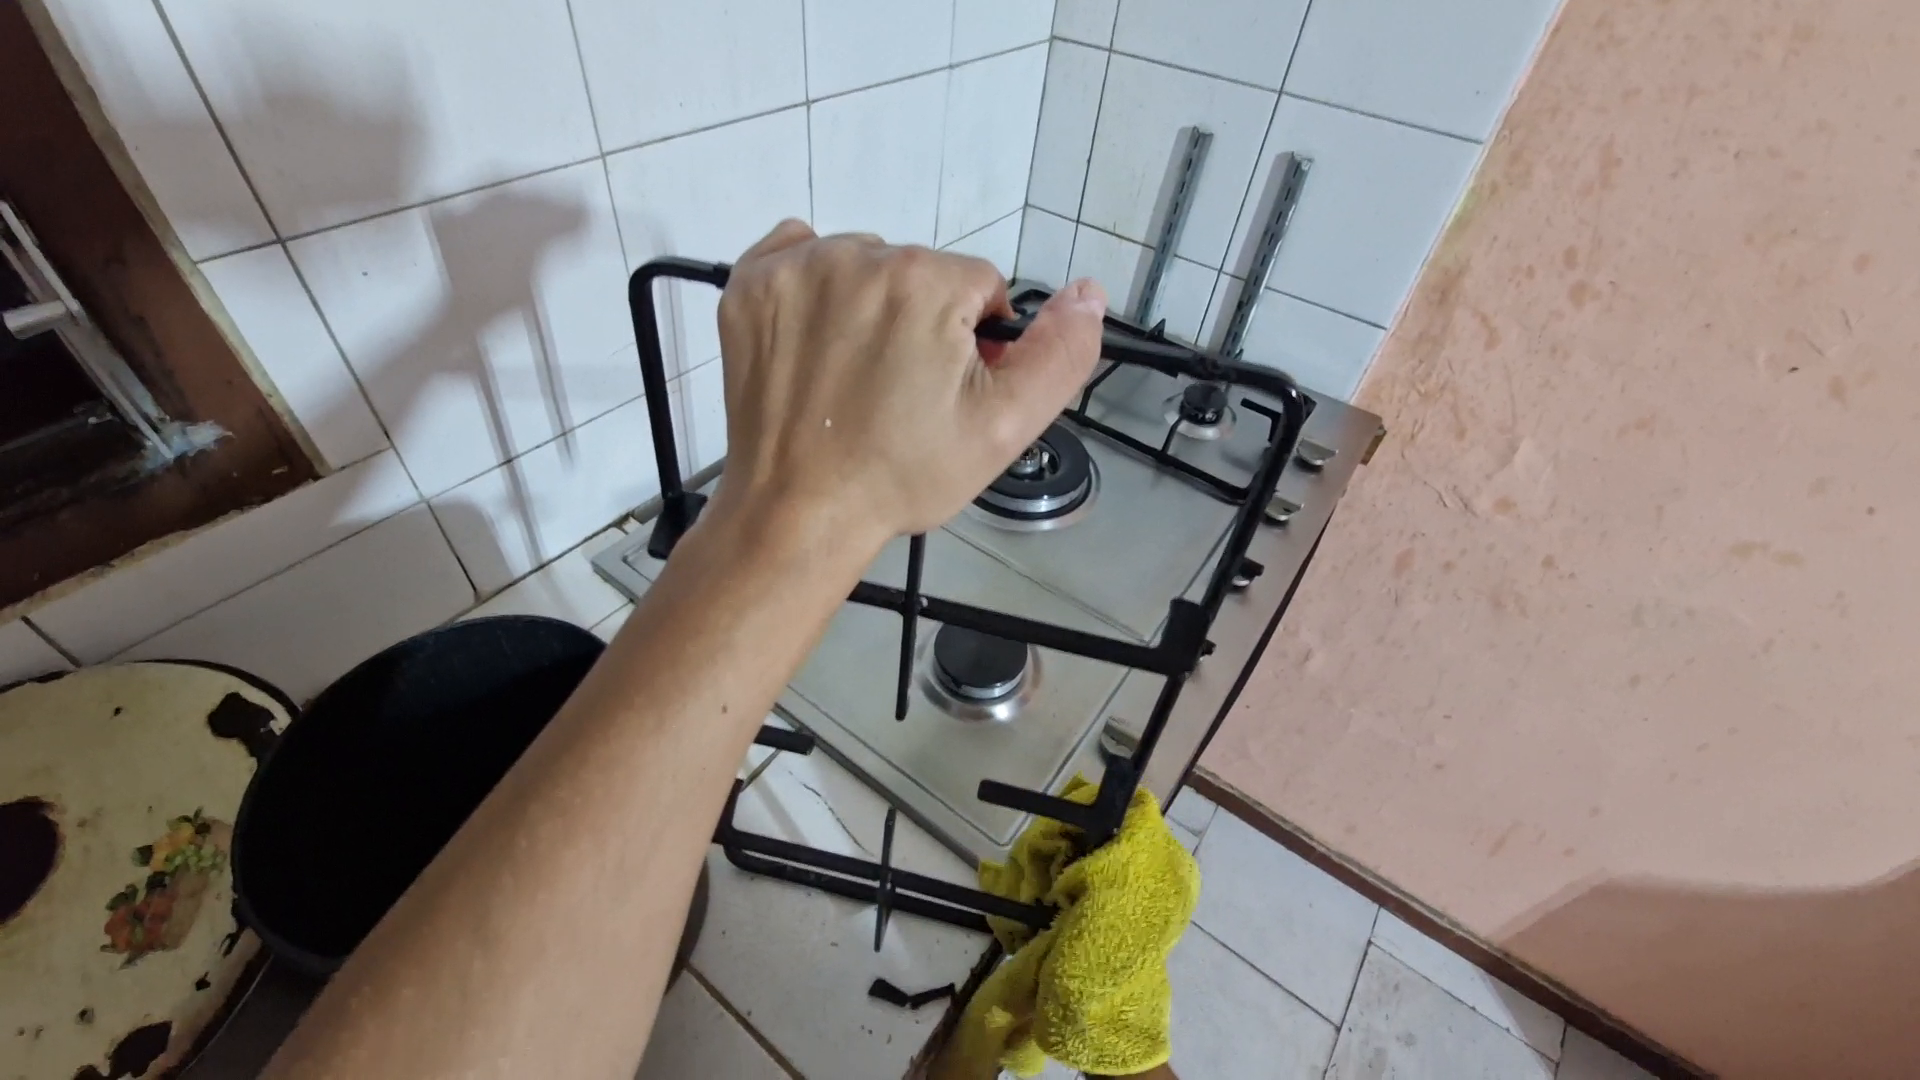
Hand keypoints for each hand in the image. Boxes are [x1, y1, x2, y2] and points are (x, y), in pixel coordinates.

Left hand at [705, 219, 1106, 556]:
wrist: (798, 511)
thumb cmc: (902, 475)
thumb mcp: (1003, 428)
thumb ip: (1059, 354)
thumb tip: (1088, 293)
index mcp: (927, 280)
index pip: (979, 289)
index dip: (973, 345)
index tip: (945, 393)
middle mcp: (858, 254)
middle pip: (921, 275)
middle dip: (923, 324)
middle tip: (899, 396)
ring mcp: (796, 267)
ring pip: (864, 268)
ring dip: (869, 309)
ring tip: (854, 380)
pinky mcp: (748, 285)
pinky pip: (801, 258)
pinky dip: (814, 292)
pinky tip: (816, 345)